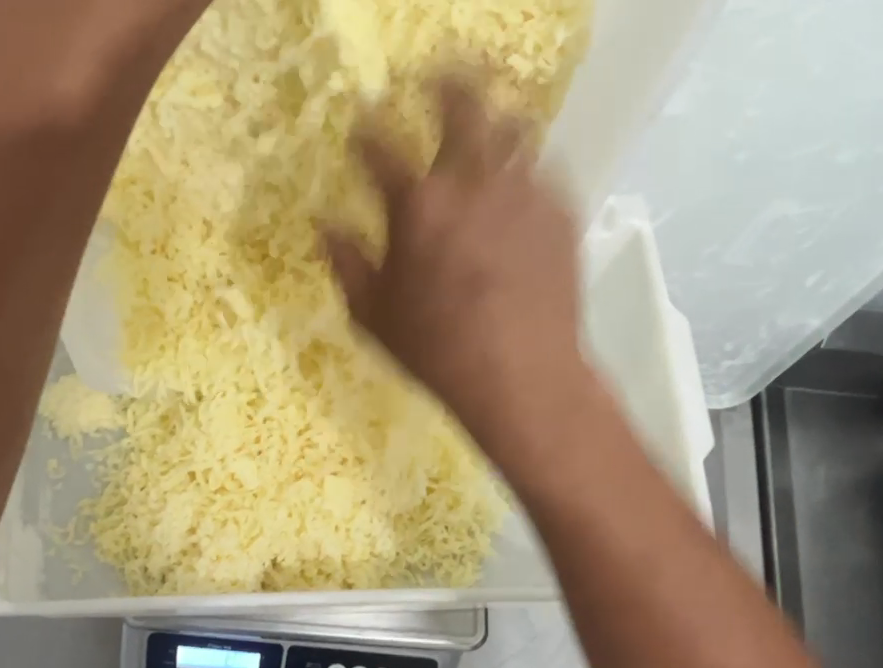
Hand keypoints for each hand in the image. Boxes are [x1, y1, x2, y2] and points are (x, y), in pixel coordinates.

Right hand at [323, 79, 585, 450]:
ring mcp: (521, 189)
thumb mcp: (372, 316)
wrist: (520, 373)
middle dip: (443, 83)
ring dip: (491, 121)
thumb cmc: (434, 350)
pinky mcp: (559, 208)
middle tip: (435, 79)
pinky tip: (514, 191)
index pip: (380, 146)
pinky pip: (540, 170)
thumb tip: (323, 227)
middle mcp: (469, 181)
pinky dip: (521, 172)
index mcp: (415, 205)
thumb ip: (345, 263)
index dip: (365, 131)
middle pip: (460, 104)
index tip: (359, 128)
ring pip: (510, 127)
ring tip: (483, 128)